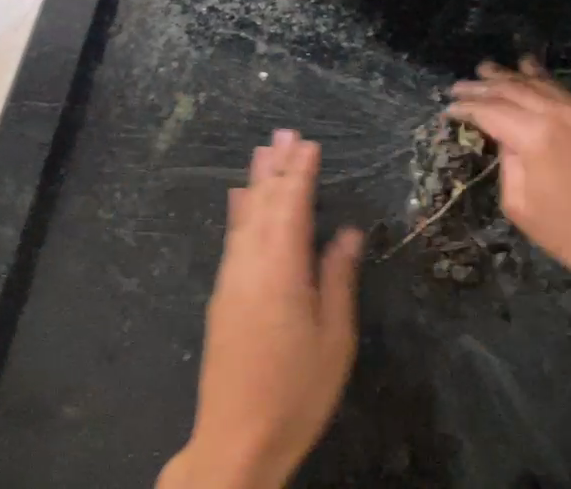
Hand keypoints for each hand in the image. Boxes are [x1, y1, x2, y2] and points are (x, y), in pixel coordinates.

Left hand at [160, 130, 362, 488]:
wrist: (236, 440)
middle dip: (277, 166)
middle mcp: (251, 265)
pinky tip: (238, 200)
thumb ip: (338, 279)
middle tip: (285, 131)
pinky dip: (238, 211)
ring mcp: (231, 280)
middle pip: (265, 204)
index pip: (292, 207)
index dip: (301, 173)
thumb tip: (349, 233)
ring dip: (256, 181)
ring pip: (244, 218)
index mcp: (283, 270)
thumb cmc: (297, 391)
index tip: (310, 143)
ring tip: (264, 150)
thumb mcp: (334, 339)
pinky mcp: (222, 297)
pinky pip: (232, 238)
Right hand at [448, 57, 570, 298]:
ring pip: (538, 85)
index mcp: (534, 136)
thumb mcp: (519, 205)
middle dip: (483, 86)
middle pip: (513, 91)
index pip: (491, 111)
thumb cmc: (569, 234)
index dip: (467, 108)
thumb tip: (504, 138)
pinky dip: (541, 79)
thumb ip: (506, 162)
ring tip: (486, 69)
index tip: (448, 108)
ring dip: (510, 76)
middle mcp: (556, 114)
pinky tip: (529, 70)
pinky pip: (561, 91)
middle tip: (459, 85)